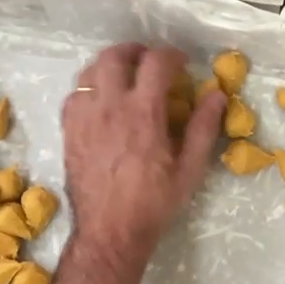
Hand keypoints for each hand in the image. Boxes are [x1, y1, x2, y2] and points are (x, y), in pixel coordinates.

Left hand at [62, 44, 223, 262]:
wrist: (109, 232)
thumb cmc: (154, 204)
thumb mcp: (189, 169)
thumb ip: (203, 128)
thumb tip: (216, 95)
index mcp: (143, 114)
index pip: (156, 62)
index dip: (171, 55)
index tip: (182, 63)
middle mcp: (109, 107)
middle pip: (115, 56)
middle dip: (136, 51)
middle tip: (150, 61)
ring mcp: (83, 118)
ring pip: (89, 71)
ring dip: (110, 66)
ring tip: (125, 76)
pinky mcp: (68, 131)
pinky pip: (74, 95)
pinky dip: (90, 88)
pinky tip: (101, 102)